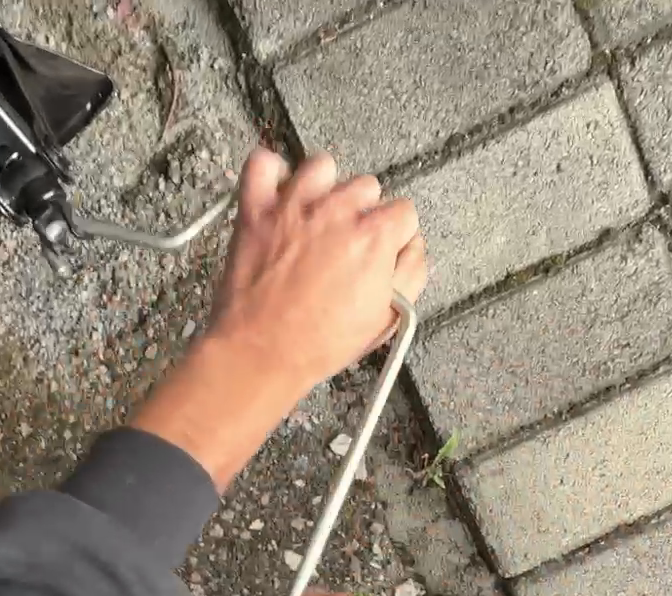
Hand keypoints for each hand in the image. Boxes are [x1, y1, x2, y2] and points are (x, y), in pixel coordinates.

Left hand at [130, 149, 426, 491]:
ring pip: (322, 167)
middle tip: (346, 244)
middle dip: (361, 213)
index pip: (402, 213)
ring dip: (324, 187)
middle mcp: (336, 212)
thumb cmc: (316, 345)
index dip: (393, 236)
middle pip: (365, 187)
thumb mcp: (384, 321)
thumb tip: (415, 252)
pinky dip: (270, 171)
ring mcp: (293, 206)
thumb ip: (410, 276)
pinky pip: (263, 164)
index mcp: (374, 237)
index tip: (382, 251)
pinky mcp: (256, 211)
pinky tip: (277, 191)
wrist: (261, 354)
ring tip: (316, 217)